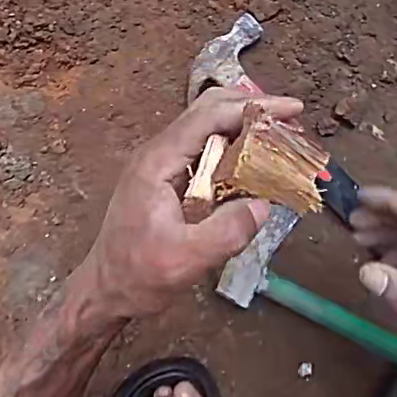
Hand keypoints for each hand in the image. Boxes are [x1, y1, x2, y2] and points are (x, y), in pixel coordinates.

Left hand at [71, 88, 304, 321]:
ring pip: (205, 124)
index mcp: (157, 162)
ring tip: (279, 136)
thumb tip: (264, 205)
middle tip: (290, 120)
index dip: (252, 107)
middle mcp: (157, 153)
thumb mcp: (185, 261)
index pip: (208, 116)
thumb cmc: (137, 275)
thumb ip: (226, 232)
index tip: (292, 109)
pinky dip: (232, 144)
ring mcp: (160, 163)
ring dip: (243, 123)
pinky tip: (253, 160)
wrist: (104, 289)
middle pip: (206, 109)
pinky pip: (203, 146)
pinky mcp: (166, 176)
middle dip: (251, 107)